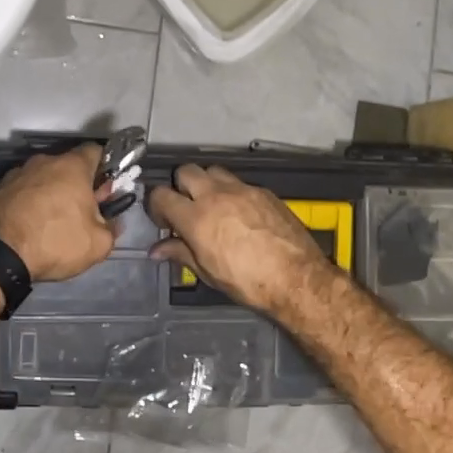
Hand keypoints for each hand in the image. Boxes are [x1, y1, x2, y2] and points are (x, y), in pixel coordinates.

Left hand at [0, 144, 116, 281]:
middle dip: (78, 184)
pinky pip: (23, 190)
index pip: (96, 151)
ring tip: (53, 220)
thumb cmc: (55, 242)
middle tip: (82, 210)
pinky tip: (30, 223)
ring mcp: (18, 173)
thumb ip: (112, 228)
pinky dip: (30, 201)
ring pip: (44, 177)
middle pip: (68, 166)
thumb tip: (113, 222)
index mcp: (72, 166)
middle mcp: (44, 161)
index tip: (106, 188)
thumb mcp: (98, 244)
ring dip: (52, 192)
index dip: (105, 168)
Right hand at [147, 165, 338, 314]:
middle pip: (186, 171)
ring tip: (212, 206)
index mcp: (196, 218)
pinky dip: (232, 193)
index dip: (156, 206)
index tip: (163, 220)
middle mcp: (216, 196)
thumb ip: (180, 254)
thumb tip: (157, 250)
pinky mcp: (263, 191)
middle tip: (186, 208)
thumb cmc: (248, 282)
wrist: (296, 277)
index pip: (161, 195)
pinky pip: (239, 183)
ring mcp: (242, 190)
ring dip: (206, 183)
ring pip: (213, 171)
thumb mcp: (208, 272)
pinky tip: (240, 214)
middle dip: (180, 186)